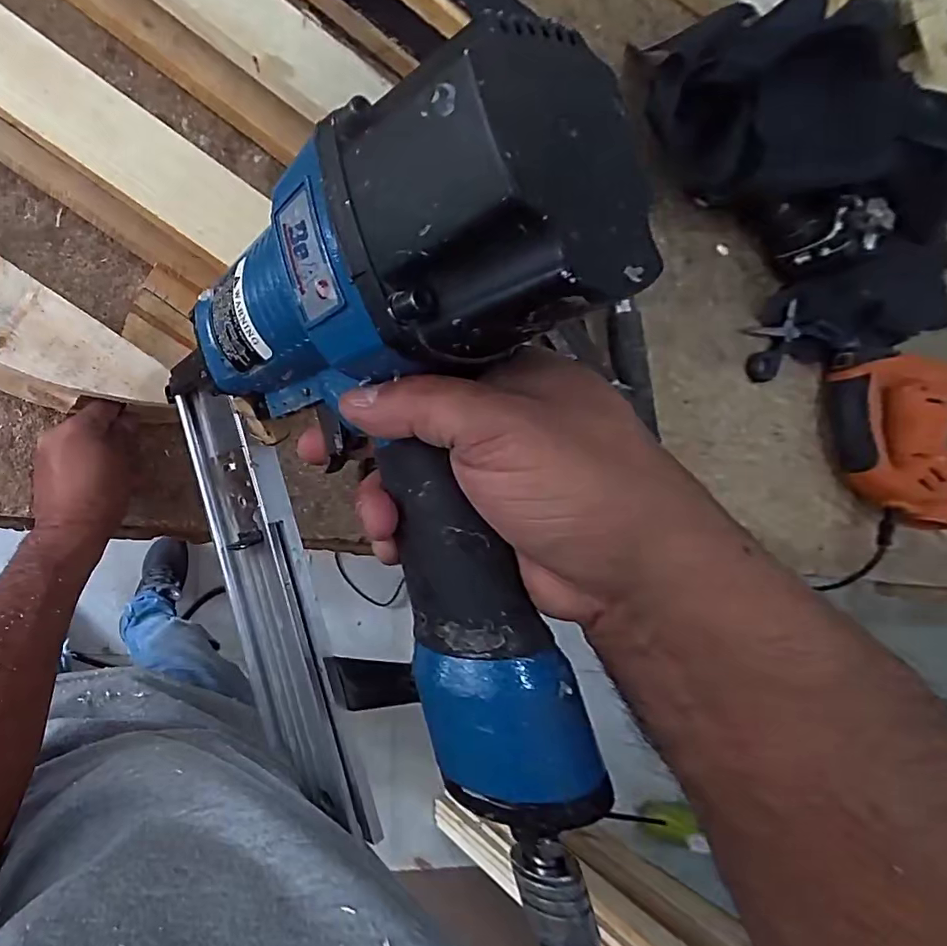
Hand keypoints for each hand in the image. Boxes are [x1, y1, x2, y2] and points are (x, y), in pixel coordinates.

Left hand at [31, 400, 135, 542]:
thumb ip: (124, 437)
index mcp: (79, 426)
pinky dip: (74, 458)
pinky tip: (87, 475)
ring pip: (72, 437)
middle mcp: (56, 432)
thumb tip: (126, 422)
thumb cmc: (100, 500)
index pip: (104, 406)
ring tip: (105, 463)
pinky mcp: (38, 468)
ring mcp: (44, 450)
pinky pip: (61, 453)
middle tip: (121, 444)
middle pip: (85, 421)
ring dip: (88, 444)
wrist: (68, 534)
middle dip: (103, 429)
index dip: (121, 412)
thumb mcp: (124, 466)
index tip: (131, 422)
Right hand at [299, 349, 739, 623]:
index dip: (373, 380)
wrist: (628, 580)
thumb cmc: (578, 484)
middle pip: (406, 422)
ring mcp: (483, 473)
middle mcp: (492, 421)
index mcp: (506, 378)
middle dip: (365, 446)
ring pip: (407, 475)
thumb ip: (421, 405)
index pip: (424, 365)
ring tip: (379, 523)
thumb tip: (354, 398)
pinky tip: (393, 545)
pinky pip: (419, 514)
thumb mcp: (497, 428)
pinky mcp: (477, 520)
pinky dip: (399, 528)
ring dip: (380, 497)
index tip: (331, 399)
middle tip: (319, 457)